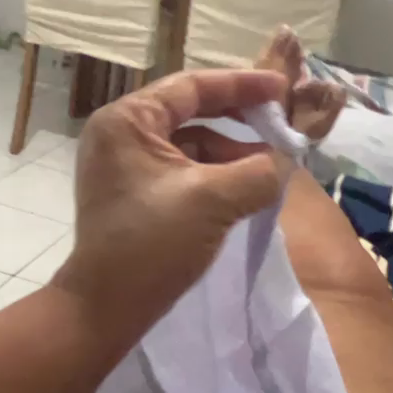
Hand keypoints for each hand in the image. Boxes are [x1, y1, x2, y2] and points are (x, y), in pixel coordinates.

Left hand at [52, 68, 292, 342]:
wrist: (107, 307)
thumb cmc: (151, 244)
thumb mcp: (212, 201)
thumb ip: (258, 172)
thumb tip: (285, 160)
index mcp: (127, 121)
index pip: (191, 86)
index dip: (241, 84)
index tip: (282, 88)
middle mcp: (121, 135)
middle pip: (190, 111)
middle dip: (238, 118)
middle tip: (279, 123)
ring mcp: (126, 166)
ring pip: (190, 143)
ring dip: (230, 151)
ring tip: (270, 165)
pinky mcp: (136, 195)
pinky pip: (183, 171)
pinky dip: (216, 174)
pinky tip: (246, 188)